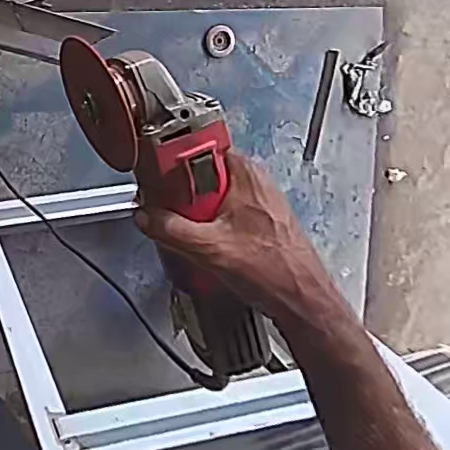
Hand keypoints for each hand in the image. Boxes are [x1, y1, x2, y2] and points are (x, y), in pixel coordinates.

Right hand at [134, 150, 345, 325]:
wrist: (302, 301)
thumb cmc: (275, 271)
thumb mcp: (209, 249)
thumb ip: (170, 229)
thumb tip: (147, 217)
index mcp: (245, 172)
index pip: (198, 147)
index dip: (173, 162)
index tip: (158, 178)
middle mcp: (254, 179)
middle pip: (202, 172)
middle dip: (182, 192)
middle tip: (171, 212)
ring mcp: (259, 199)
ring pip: (213, 193)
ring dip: (196, 211)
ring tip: (190, 231)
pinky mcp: (260, 218)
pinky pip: (225, 210)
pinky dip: (212, 223)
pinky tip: (209, 243)